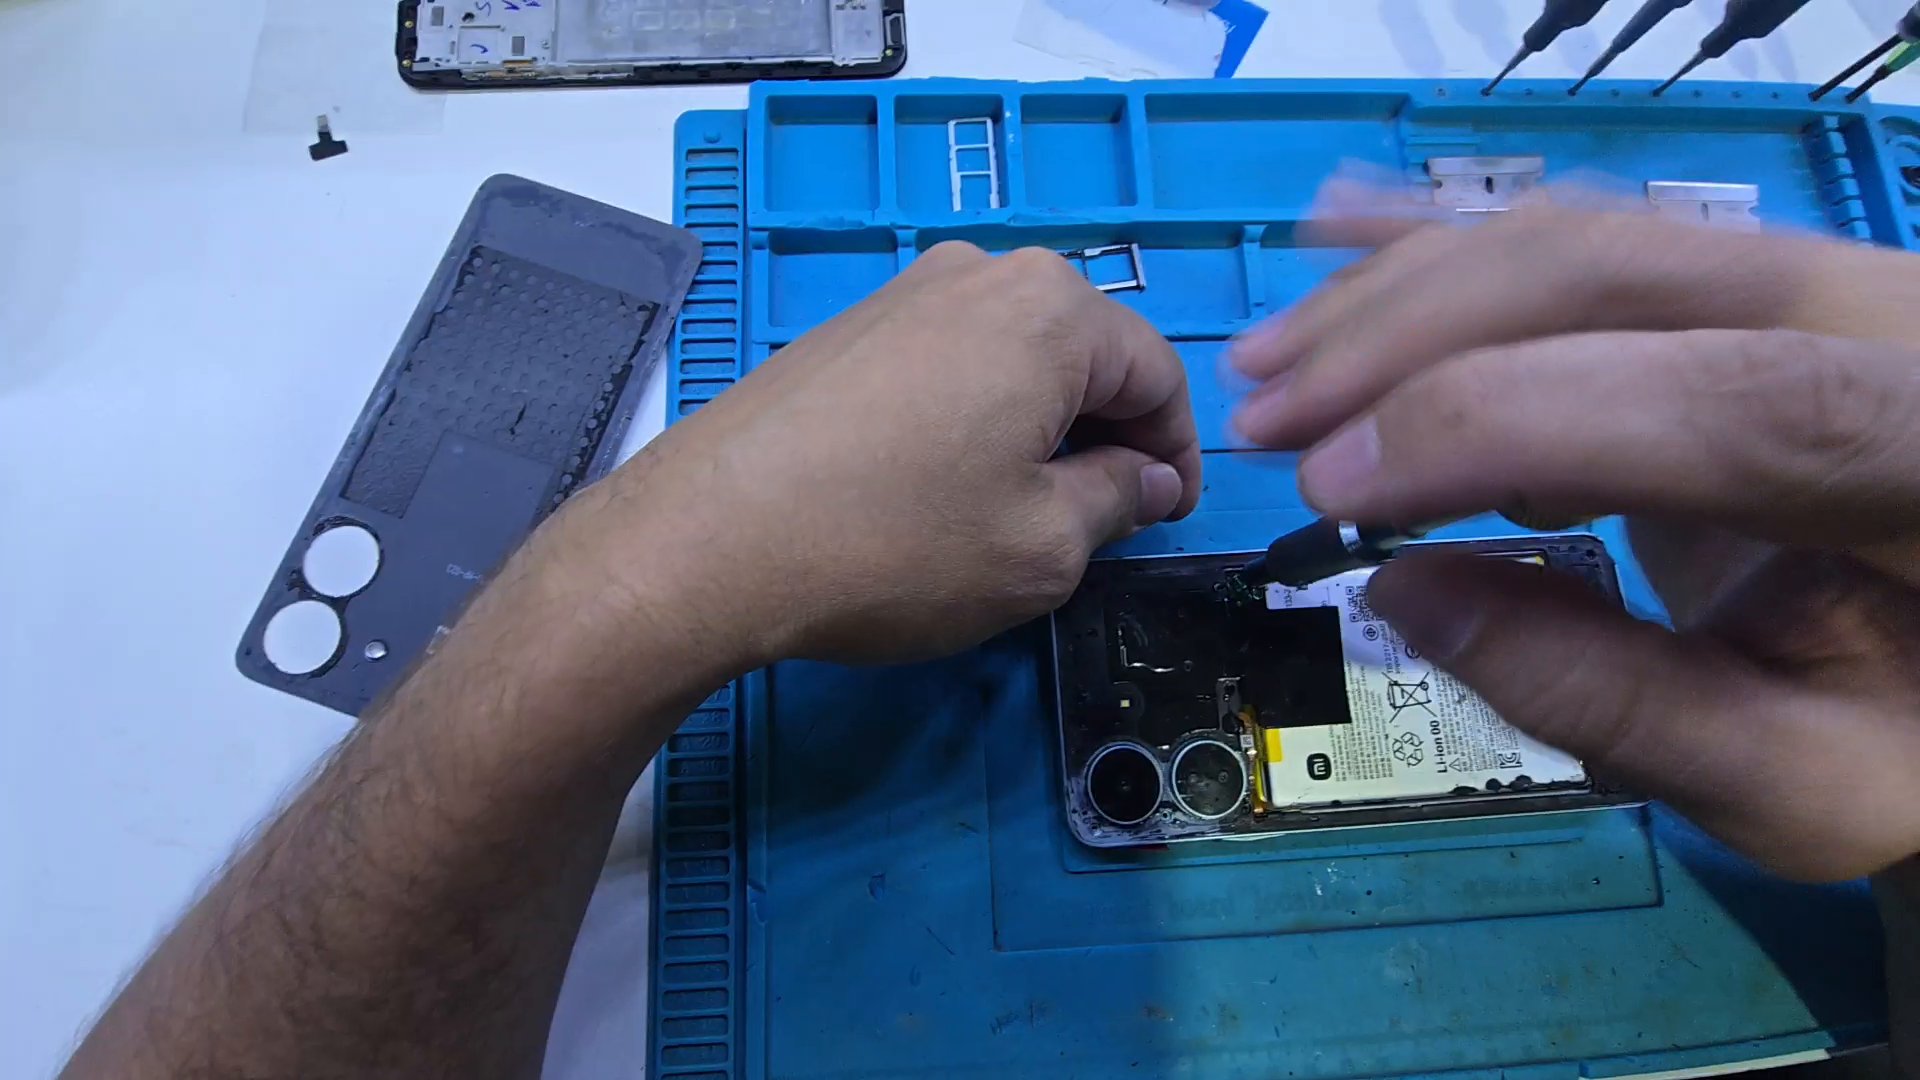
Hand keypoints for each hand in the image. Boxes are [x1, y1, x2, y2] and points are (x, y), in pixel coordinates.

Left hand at [549, 241, 1200, 669]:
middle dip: (1106, 439)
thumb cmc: (900, 544)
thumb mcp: (1042, 545)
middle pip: (1083, 358)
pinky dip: (976, 422)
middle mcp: (977, 275)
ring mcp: (901, 296)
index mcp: (1048, 309)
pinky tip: (947, 482)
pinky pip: (948, 370)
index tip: (1168, 512)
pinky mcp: (847, 333)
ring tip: (1023, 507)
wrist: (708, 542)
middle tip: (1100, 519)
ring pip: (1012, 363)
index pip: (1155, 372)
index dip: (1176, 451)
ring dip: (1040, 432)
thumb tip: (1150, 478)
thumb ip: (1118, 501)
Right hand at [1230, 191, 1919, 881]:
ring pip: (1560, 237)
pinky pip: (1556, 235)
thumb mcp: (1796, 780)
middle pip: (1608, 271)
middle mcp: (1887, 318)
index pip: (1724, 403)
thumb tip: (1397, 593)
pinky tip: (1335, 229)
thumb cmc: (1915, 731)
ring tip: (1267, 366)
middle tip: (1267, 418)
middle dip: (1400, 339)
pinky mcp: (1714, 290)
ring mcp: (1797, 282)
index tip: (1326, 487)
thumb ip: (1603, 698)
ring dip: (1383, 296)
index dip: (1492, 426)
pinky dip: (1429, 242)